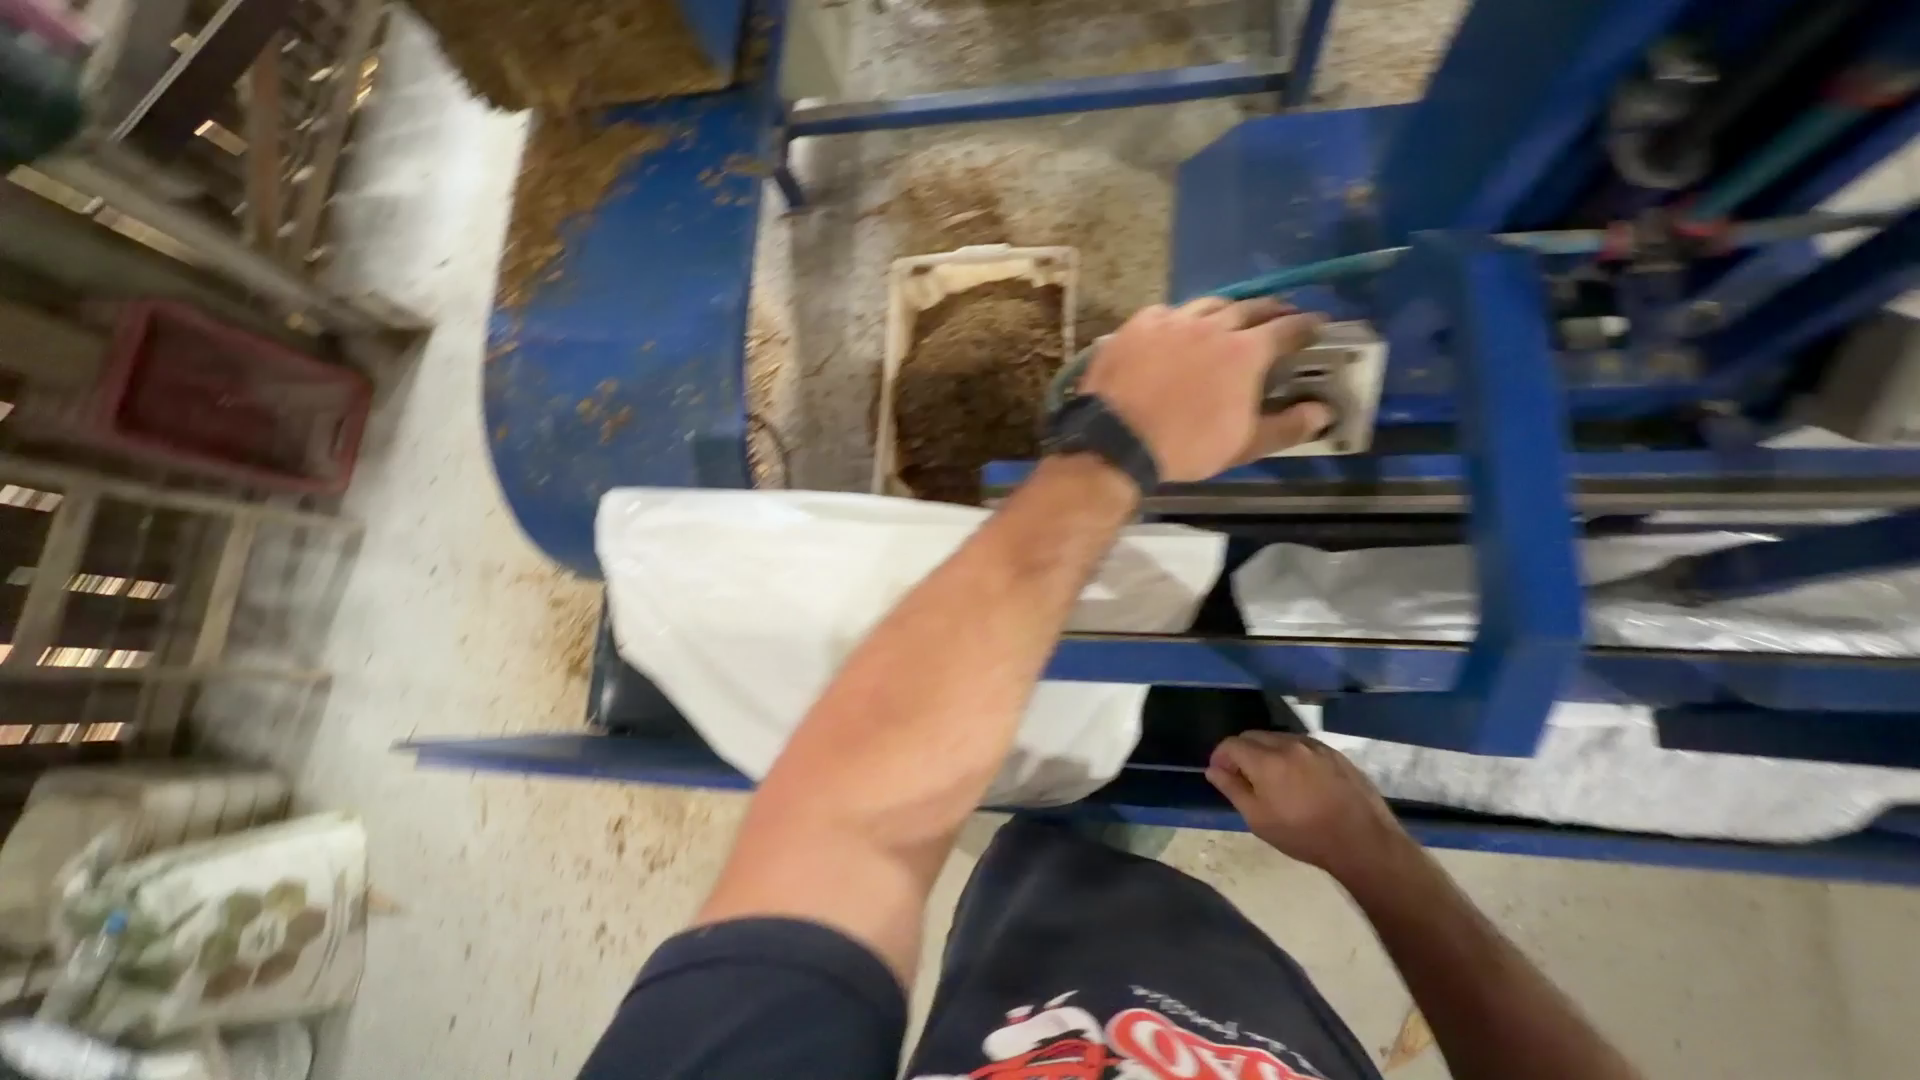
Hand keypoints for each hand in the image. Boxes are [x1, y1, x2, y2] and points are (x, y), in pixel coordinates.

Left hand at [1078, 297, 1328, 482]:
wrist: (1116, 442)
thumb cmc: (1186, 446)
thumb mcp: (1244, 444)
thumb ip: (1288, 426)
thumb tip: (1322, 412)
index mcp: (1245, 351)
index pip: (1288, 328)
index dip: (1307, 326)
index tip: (1316, 326)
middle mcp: (1211, 326)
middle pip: (1250, 307)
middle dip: (1271, 310)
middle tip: (1279, 316)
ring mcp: (1170, 322)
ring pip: (1207, 305)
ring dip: (1226, 310)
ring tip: (1229, 319)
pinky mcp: (1136, 327)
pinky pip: (1165, 313)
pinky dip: (1178, 319)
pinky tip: (1176, 329)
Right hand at [1206, 730, 1410, 878]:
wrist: (1363, 842)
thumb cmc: (1304, 835)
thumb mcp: (1259, 819)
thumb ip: (1232, 789)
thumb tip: (1214, 770)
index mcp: (1266, 759)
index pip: (1231, 744)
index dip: (1220, 757)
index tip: (1220, 774)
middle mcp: (1289, 744)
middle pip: (1254, 736)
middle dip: (1242, 752)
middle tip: (1243, 778)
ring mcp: (1315, 746)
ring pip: (1279, 739)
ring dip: (1267, 752)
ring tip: (1272, 779)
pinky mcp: (1336, 754)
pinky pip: (1303, 746)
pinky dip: (1291, 756)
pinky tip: (1299, 780)